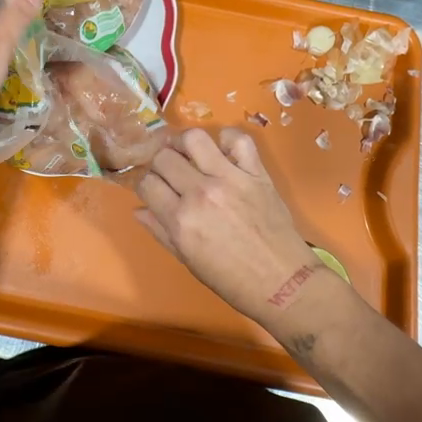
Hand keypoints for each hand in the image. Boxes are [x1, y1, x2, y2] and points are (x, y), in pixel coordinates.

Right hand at [135, 128, 326, 326]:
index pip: (147, 183)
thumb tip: (139, 210)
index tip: (153, 188)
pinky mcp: (256, 172)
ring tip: (187, 153)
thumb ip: (161, 231)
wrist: (282, 283)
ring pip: (194, 138)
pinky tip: (222, 151)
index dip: (145, 184)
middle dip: (160, 163)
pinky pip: (237, 139)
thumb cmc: (232, 280)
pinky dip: (227, 139)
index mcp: (181, 220)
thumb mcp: (188, 261)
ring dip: (184, 142)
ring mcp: (230, 178)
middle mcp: (201, 193)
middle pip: (164, 157)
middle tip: (169, 172)